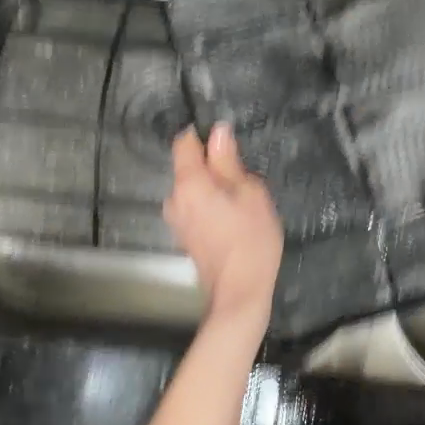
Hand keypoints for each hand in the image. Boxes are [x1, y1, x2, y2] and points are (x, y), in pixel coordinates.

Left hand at [164, 124, 282, 320]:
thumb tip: (218, 132)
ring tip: (242, 206)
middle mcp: (174, 199)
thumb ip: (229, 161)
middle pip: (189, 168)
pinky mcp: (184, 237)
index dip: (204, 136)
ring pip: (194, 190)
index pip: (184, 142)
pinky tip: (233, 223)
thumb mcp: (250, 193)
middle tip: (244, 182)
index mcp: (188, 183)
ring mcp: (176, 221)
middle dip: (214, 168)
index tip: (227, 145)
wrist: (240, 292)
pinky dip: (211, 208)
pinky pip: (195, 209)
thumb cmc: (250, 239)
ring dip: (213, 190)